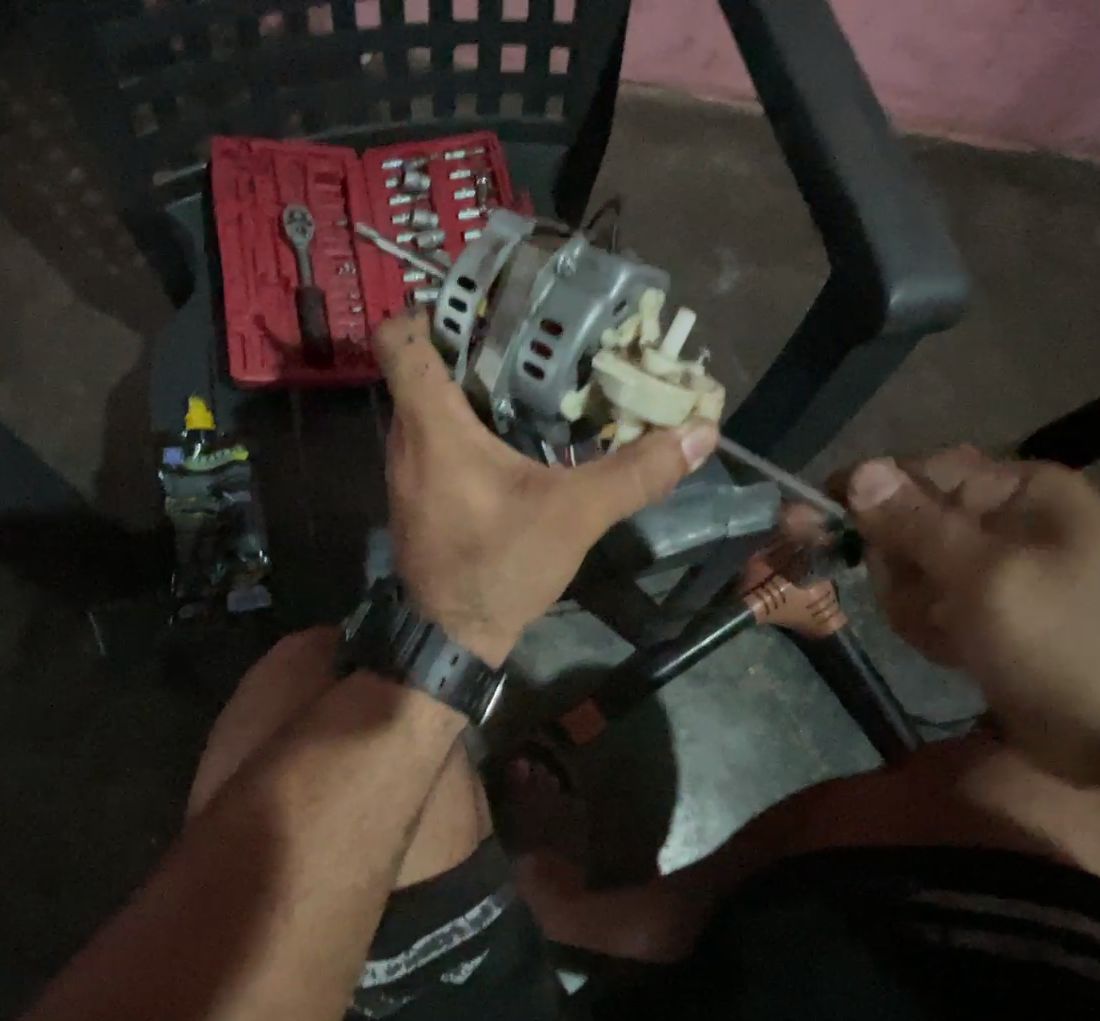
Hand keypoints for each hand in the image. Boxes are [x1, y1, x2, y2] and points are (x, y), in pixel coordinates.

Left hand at [374, 314, 718, 665]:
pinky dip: (464, 424)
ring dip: (469, 387)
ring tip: (529, 377)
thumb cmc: (500, 566)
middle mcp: (406, 438)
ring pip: (427, 405)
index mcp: (431, 425)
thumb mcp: (575, 514)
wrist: (452, 636)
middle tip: (530, 336)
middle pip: (421, 366)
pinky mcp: (416, 494)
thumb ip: (636, 471)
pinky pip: (433, 438)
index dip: (429, 309)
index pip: (398, 340)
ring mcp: (405, 469)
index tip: (481, 305)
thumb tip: (700, 431)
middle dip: (470, 344)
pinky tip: (513, 434)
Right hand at [843, 447, 1099, 784]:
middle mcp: (1003, 522)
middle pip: (901, 526)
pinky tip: (960, 653)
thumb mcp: (988, 576)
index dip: (857, 497)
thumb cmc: (1077, 644)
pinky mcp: (990, 620)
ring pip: (908, 574)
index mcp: (1015, 491)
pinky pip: (929, 609)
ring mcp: (998, 575)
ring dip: (912, 607)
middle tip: (921, 605)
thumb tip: (857, 467)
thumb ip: (914, 522)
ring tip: (952, 638)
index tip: (803, 526)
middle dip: (895, 567)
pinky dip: (931, 631)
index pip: (910, 473)